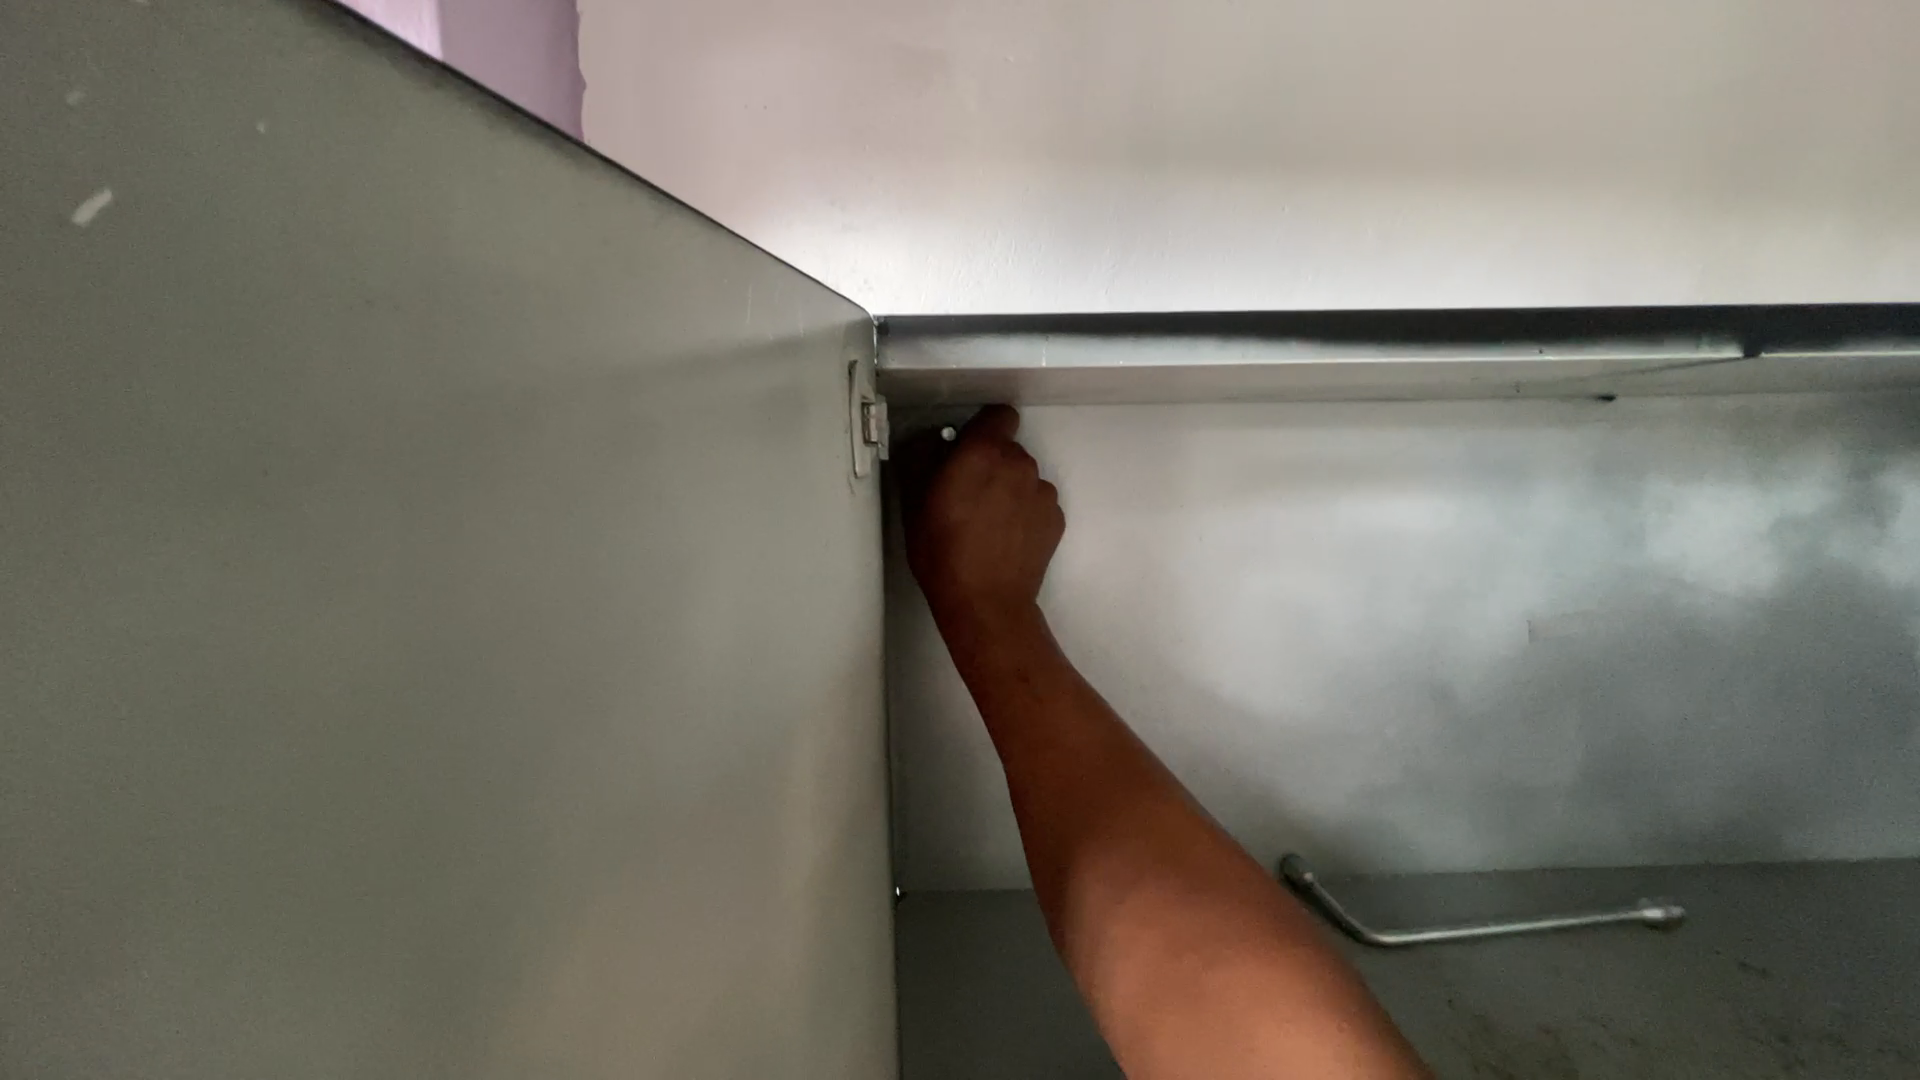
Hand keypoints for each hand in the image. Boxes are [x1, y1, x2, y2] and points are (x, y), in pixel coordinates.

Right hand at [907, 405, 1064, 631]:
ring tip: (989, 523)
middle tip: (969, 496)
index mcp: (984, 452)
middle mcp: (1020, 464)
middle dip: (992, 464)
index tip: (968, 450)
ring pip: (1024, 478)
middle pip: (1009, 449)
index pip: (998, 415)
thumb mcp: (914, 503)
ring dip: (1010, 489)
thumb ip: (922, 460)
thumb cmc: (942, 551)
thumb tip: (932, 442)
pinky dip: (1025, 514)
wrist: (985, 602)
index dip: (983, 429)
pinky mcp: (1056, 519)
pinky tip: (1007, 539)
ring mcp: (1043, 493)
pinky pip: (1038, 504)